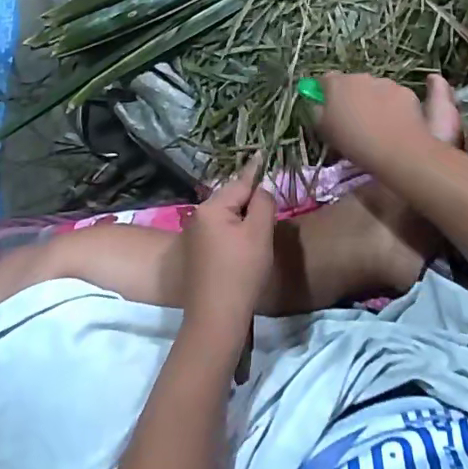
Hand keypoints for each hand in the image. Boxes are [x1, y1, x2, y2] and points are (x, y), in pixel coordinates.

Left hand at [177, 156, 276, 341]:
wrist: (216, 315)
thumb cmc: (241, 271)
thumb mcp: (259, 233)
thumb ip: (262, 204)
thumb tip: (262, 188)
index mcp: (212, 207)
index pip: (241, 183)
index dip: (257, 171)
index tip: (262, 153)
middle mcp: (198, 215)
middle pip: (232, 198)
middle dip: (251, 200)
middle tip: (272, 205)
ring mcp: (195, 234)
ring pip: (227, 215)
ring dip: (243, 217)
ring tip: (262, 226)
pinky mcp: (197, 252)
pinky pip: (221, 231)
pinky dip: (235, 232)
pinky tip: (246, 244)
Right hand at [314, 73, 456, 172]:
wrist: (398, 151)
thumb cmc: (354, 142)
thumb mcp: (324, 130)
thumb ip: (317, 111)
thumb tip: (318, 104)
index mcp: (337, 84)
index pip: (324, 79)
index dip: (324, 92)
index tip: (326, 106)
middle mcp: (361, 77)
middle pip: (351, 83)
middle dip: (350, 96)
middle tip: (352, 119)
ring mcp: (386, 83)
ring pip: (374, 88)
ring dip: (371, 99)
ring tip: (375, 123)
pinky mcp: (406, 92)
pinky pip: (393, 96)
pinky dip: (391, 105)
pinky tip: (392, 123)